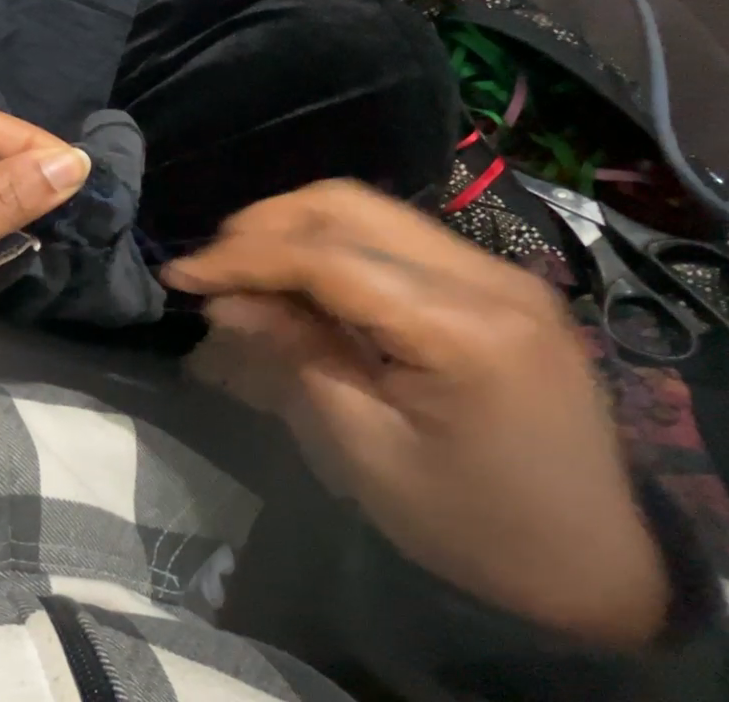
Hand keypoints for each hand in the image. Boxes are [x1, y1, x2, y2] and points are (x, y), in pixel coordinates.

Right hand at [166, 180, 668, 650]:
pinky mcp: (494, 286)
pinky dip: (327, 247)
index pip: (326, 258)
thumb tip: (226, 302)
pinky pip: (391, 237)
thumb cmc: (467, 521)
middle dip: (260, 227)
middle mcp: (489, 279)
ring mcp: (499, 276)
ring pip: (367, 211)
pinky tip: (295, 284)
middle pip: (348, 206)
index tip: (176, 276)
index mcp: (462, 329)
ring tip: (241, 273)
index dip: (239, 258)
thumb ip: (296, 355)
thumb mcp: (364, 446)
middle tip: (209, 269)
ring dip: (290, 231)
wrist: (592, 562)